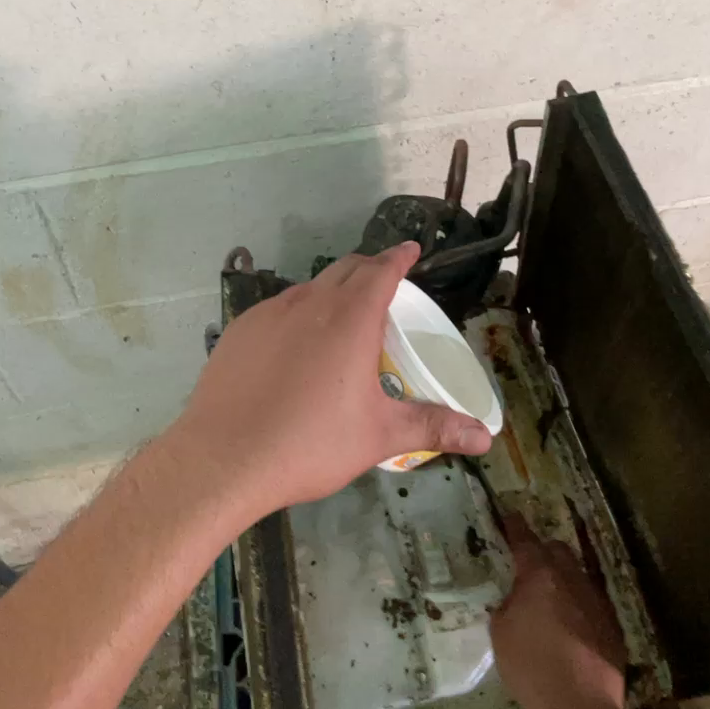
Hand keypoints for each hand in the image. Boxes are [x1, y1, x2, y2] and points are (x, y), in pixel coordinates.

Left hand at [165, 242, 493, 515]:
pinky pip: (277, 309)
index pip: (382, 270)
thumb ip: (433, 427)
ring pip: (309, 288)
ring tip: (342, 319)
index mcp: (350, 318)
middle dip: (369, 269)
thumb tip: (485, 438)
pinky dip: (297, 314)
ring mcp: (268, 313)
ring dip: (332, 291)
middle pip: (345, 268)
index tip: (411, 250)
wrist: (224, 458)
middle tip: (385, 285)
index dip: (400, 258)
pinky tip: (295, 347)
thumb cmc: (310, 443)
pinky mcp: (239, 331)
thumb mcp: (379, 436)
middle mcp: (309, 303)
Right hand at [490, 514, 628, 708]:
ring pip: (579, 576)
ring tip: (552, 600)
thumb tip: (517, 597)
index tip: (509, 516)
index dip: (515, 526)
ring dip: (564, 580)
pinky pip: (592, 603)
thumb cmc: (529, 665)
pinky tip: (572, 628)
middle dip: (544, 551)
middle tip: (530, 565)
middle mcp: (571, 579)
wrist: (579, 707)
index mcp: (539, 575)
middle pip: (558, 550)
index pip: (525, 539)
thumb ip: (508, 603)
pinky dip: (580, 607)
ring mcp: (596, 601)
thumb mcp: (501, 631)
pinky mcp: (613, 626)